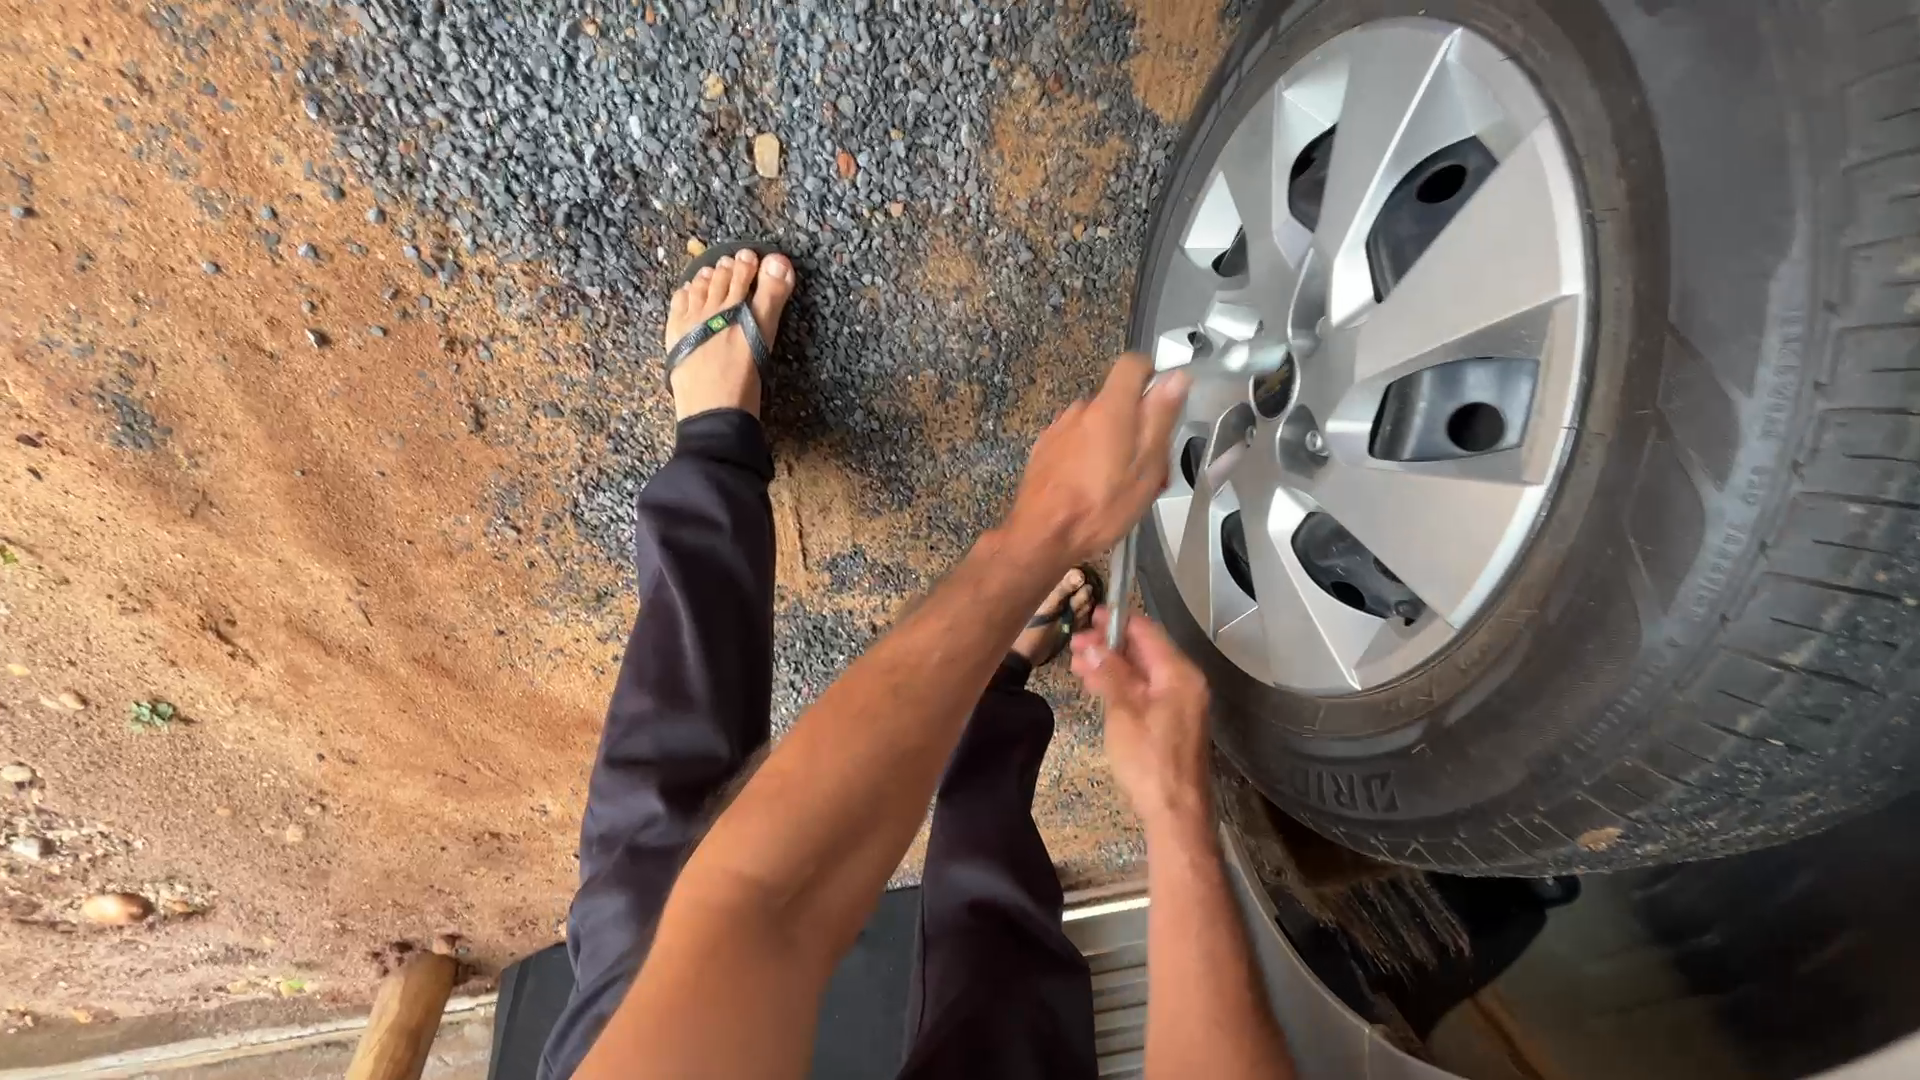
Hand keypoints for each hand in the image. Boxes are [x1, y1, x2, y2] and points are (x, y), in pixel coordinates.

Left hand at [1005, 354, 1189, 564]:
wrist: (1041, 536)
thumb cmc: (1098, 508)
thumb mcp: (1145, 468)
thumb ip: (1160, 418)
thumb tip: (1175, 379)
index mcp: (1109, 409)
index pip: (1133, 364)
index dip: (1152, 376)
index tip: (1163, 403)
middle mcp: (1080, 411)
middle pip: (1117, 401)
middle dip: (1136, 426)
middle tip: (1149, 468)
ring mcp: (1058, 430)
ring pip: (1096, 425)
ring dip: (1112, 444)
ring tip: (1121, 485)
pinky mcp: (1044, 450)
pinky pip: (1075, 442)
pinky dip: (1089, 457)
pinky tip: (1092, 488)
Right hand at [1072, 609, 1212, 830]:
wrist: (1175, 812)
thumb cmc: (1148, 761)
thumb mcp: (1123, 712)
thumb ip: (1110, 673)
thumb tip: (1094, 645)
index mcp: (1179, 674)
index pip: (1146, 632)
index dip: (1116, 621)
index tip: (1087, 616)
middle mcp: (1184, 683)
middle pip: (1143, 651)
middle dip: (1108, 645)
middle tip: (1074, 646)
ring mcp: (1178, 703)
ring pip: (1141, 671)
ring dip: (1111, 665)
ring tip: (1078, 665)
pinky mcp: (1170, 720)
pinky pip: (1144, 690)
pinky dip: (1121, 685)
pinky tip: (1097, 686)